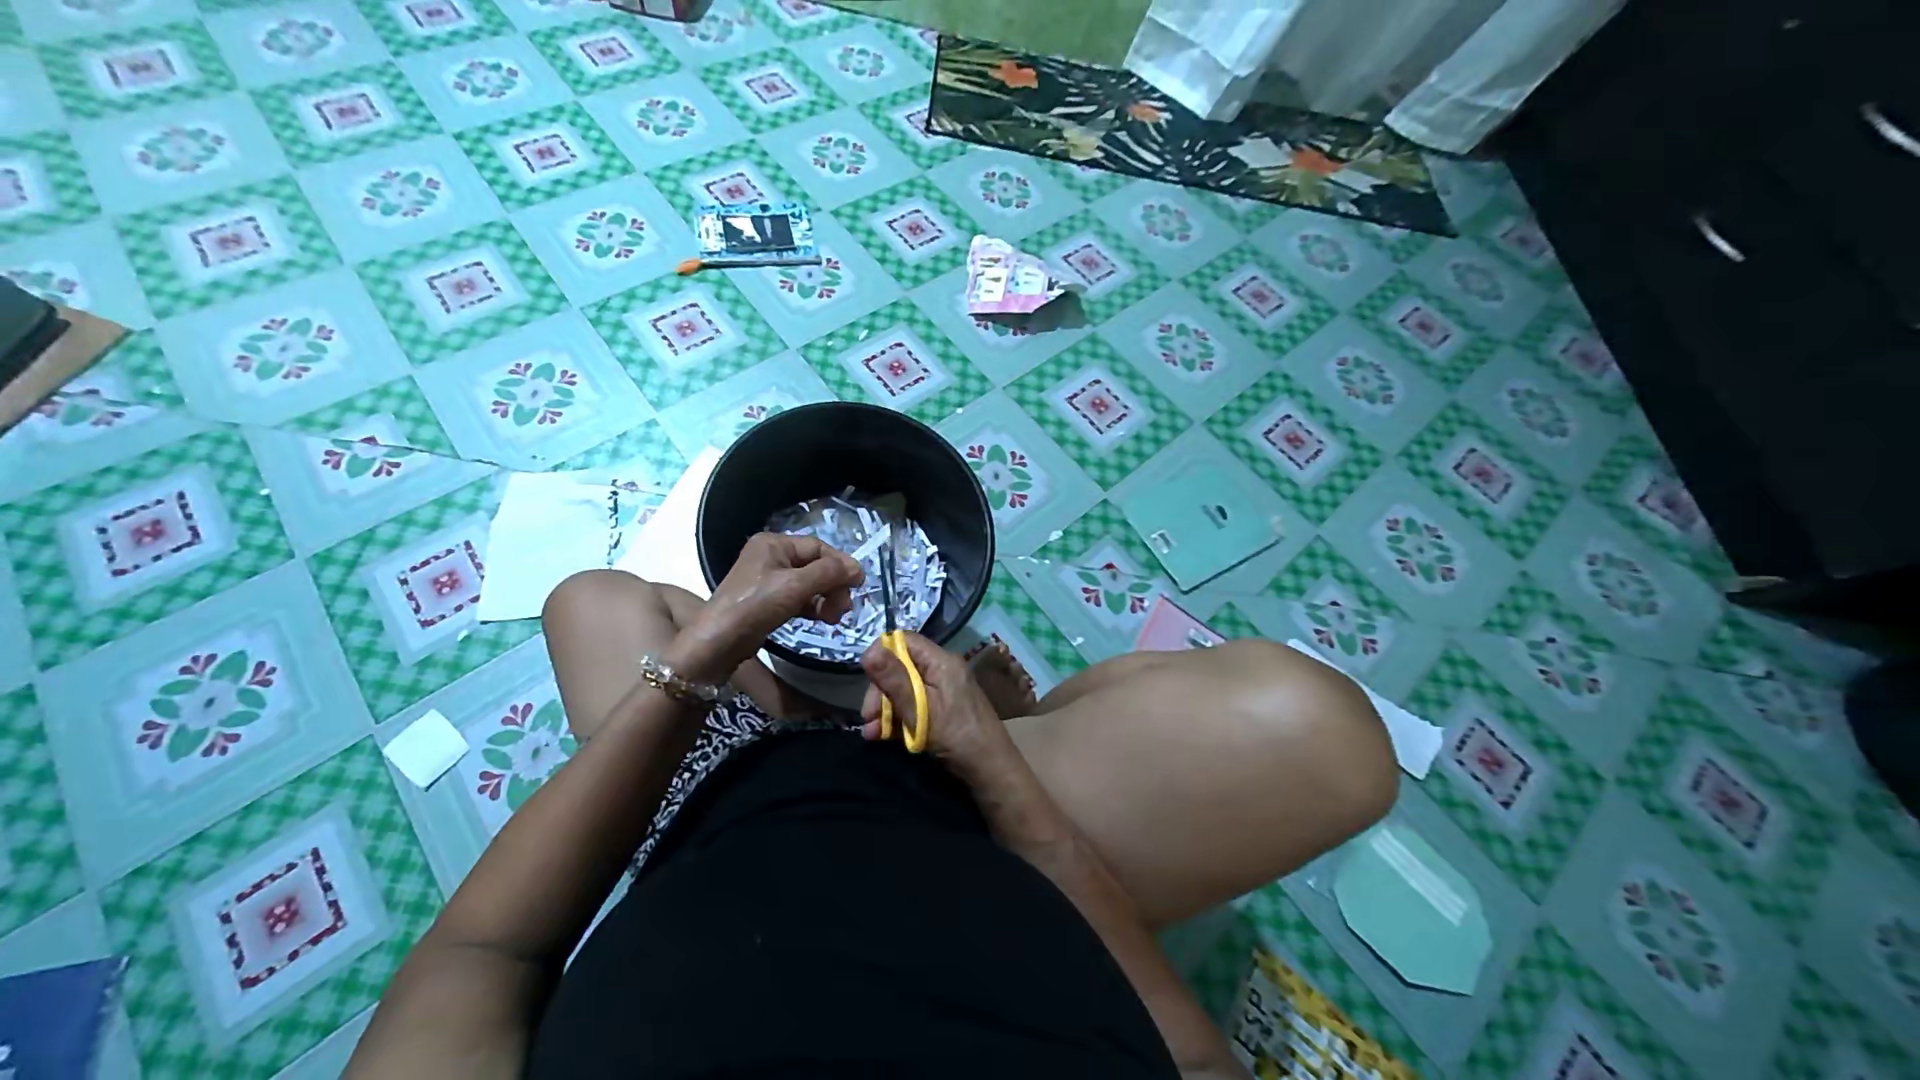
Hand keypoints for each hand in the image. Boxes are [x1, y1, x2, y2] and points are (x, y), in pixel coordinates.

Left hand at [676, 533, 862, 678]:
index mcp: (774, 544)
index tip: (859, 585)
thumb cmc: (754, 607)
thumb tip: (858, 569)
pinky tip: (822, 619)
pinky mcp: (768, 601)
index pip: (818, 547)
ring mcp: (768, 579)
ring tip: (834, 618)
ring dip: (826, 598)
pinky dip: (813, 607)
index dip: (841, 564)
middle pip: (815, 565)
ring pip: (809, 583)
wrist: (717, 644)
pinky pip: (799, 598)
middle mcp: (770, 556)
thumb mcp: (795, 586)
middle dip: (833, 585)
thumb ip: (828, 574)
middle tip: (844, 607)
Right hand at [859, 632, 1019, 781]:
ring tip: (872, 734)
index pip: (905, 641)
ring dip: (885, 711)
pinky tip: (882, 736)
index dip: (882, 655)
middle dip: (880, 692)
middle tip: (868, 718)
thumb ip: (893, 680)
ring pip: (904, 690)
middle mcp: (942, 670)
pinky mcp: (941, 710)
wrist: (989, 769)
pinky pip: (914, 706)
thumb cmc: (955, 735)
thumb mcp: (919, 707)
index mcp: (941, 661)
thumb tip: (868, 651)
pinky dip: (898, 719)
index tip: (867, 678)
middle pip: (901, 668)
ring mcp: (942, 691)